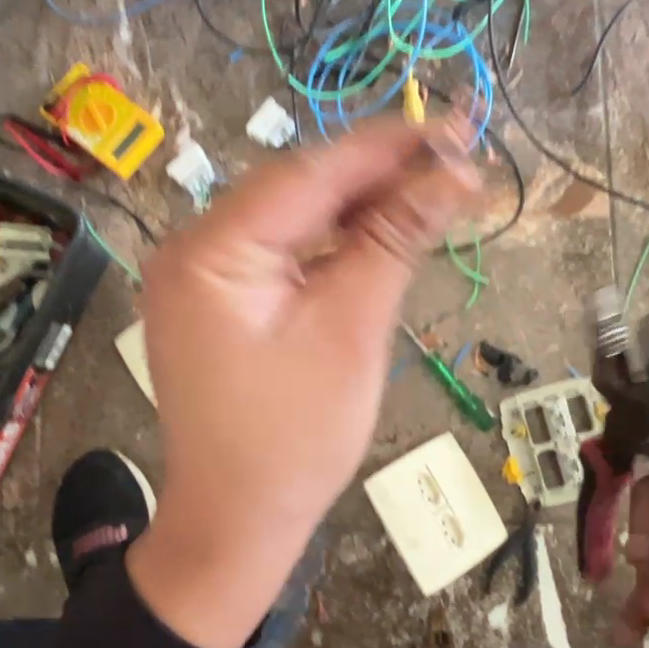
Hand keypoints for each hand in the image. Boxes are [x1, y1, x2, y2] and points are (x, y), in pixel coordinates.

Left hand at [127, 120, 481, 647]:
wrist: (237, 522)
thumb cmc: (294, 439)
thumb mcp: (351, 331)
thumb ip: (395, 240)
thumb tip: (456, 171)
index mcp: (210, 250)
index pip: (309, 171)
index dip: (388, 146)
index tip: (457, 125)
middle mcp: (190, 248)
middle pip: (297, 189)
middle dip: (378, 173)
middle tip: (456, 157)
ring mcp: (198, 275)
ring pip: (291, 218)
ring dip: (359, 206)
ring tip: (432, 189)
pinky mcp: (216, 301)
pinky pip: (279, 252)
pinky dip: (330, 243)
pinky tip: (379, 233)